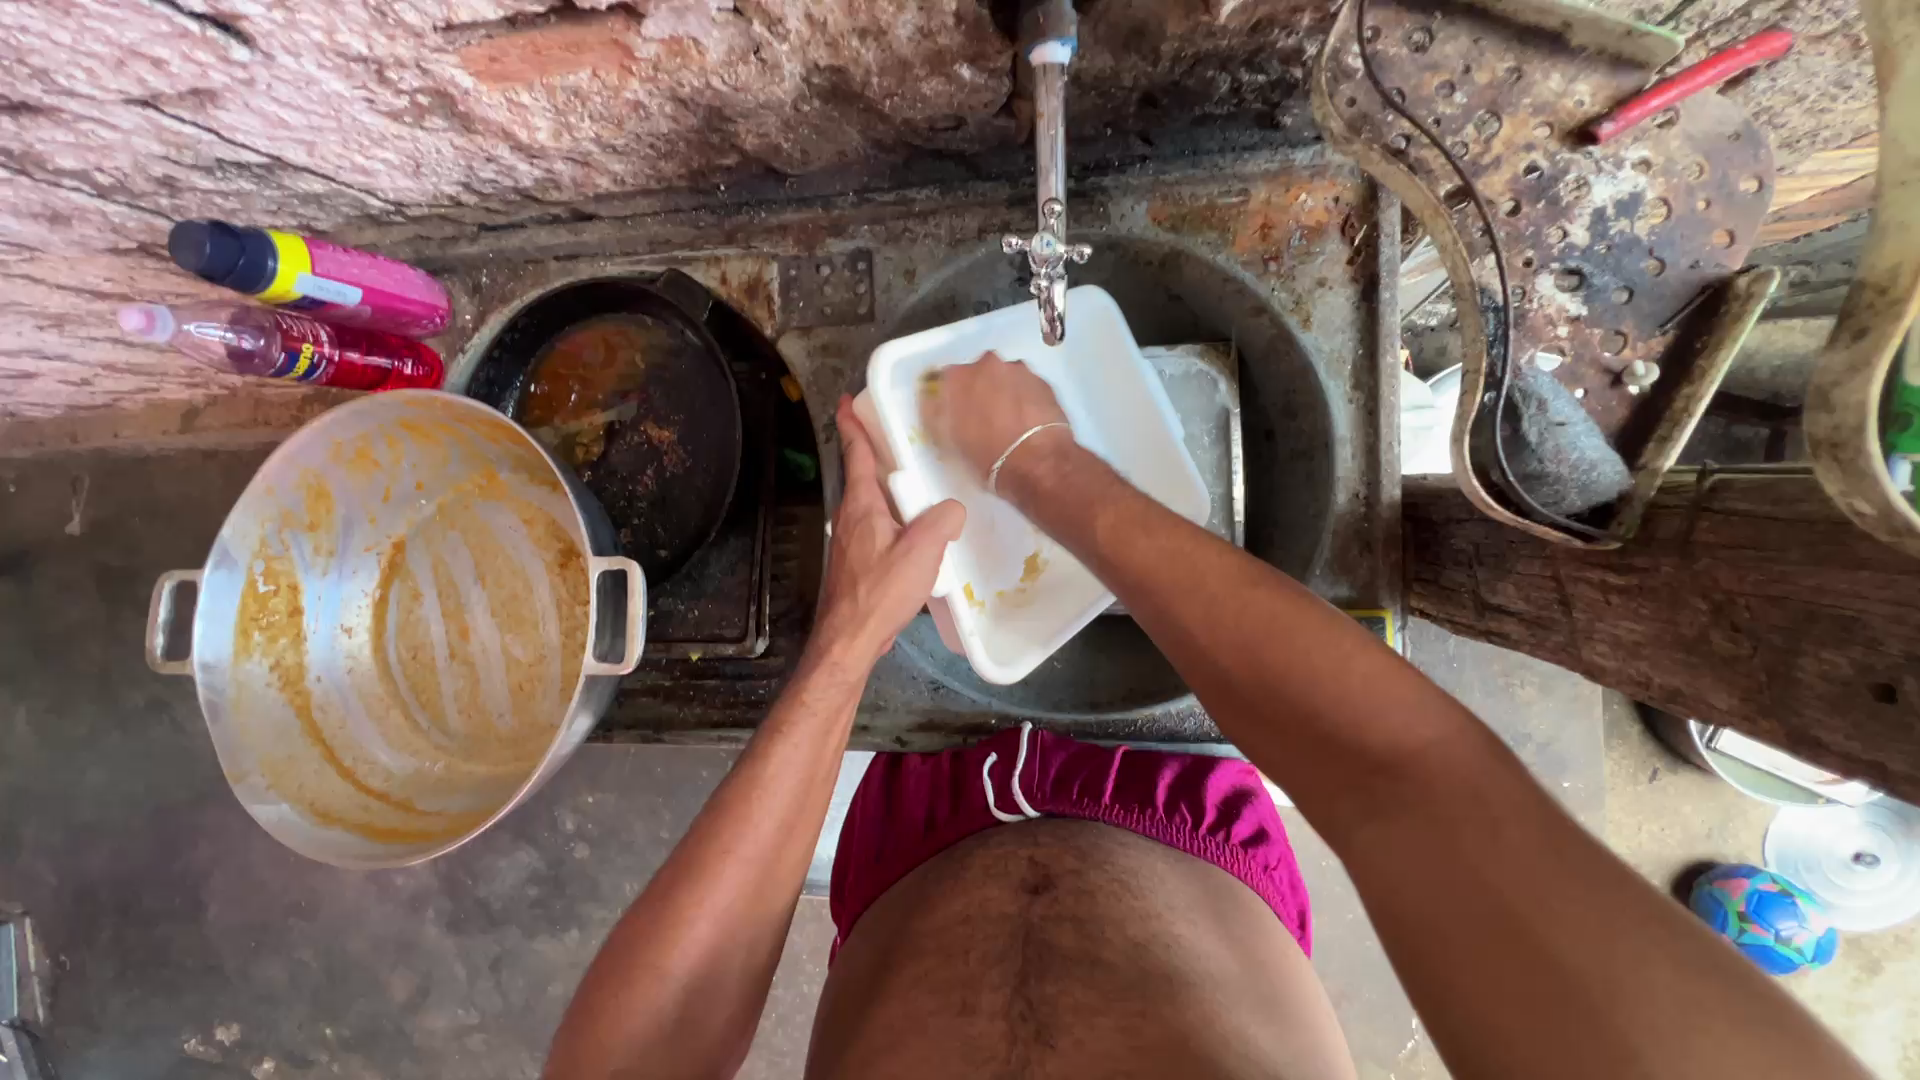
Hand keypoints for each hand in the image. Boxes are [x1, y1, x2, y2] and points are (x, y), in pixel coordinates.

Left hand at [812, 396, 966, 666]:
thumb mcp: (922, 552)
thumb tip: (953, 508)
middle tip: (900, 438)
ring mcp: (850, 540)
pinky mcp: (857, 561)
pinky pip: (877, 526)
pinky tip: (914, 531)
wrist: (851, 638)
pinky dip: (893, 517)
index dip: (852, 424)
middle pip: (863, 475)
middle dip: (876, 453)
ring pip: (871, 503)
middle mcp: (849, 517)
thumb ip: (943, 521)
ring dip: (888, 489)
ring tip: (916, 484)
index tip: (848, 401)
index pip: (855, 453)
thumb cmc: (881, 592)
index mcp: (861, 505)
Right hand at [920, 351, 1073, 485]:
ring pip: (1005, 378)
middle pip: (978, 374)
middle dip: (979, 391)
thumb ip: (938, 415)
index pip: (945, 380)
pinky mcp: (1044, 381)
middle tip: (984, 419)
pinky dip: (1026, 399)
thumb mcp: (949, 442)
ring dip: (1004, 393)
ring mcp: (1018, 370)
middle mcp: (986, 364)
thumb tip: (937, 405)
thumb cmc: (986, 458)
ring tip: (1010, 422)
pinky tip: (1028, 421)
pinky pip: (1027, 386)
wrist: (1038, 463)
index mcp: (957, 378)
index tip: (955, 413)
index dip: (951, 398)